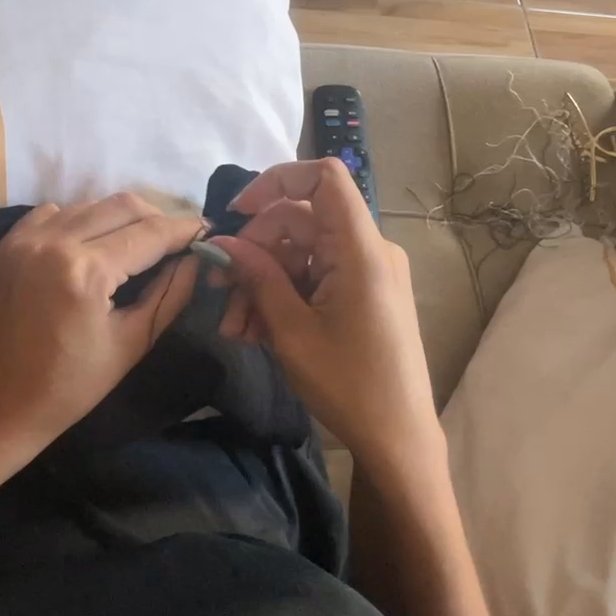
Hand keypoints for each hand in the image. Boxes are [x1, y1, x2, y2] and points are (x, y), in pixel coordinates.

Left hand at [0, 193, 202, 442]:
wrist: (1, 401)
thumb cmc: (73, 384)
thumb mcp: (132, 343)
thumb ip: (170, 294)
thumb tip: (196, 259)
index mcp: (87, 272)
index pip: (150, 234)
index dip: (184, 230)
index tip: (206, 231)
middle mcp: (53, 243)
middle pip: (122, 206)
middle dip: (156, 218)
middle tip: (174, 240)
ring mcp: (24, 240)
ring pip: (88, 205)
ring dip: (118, 218)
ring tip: (134, 243)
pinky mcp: (5, 245)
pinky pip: (52, 213)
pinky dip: (78, 220)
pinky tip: (88, 245)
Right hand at [207, 159, 440, 466]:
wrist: (398, 439)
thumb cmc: (348, 384)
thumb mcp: (291, 331)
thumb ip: (256, 277)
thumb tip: (219, 242)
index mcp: (360, 250)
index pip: (323, 177)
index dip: (276, 181)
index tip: (238, 213)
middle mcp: (368, 250)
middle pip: (299, 222)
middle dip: (253, 251)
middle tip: (218, 288)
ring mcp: (366, 273)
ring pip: (300, 254)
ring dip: (262, 282)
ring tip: (234, 327)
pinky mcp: (362, 294)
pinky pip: (314, 277)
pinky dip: (282, 296)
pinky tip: (254, 331)